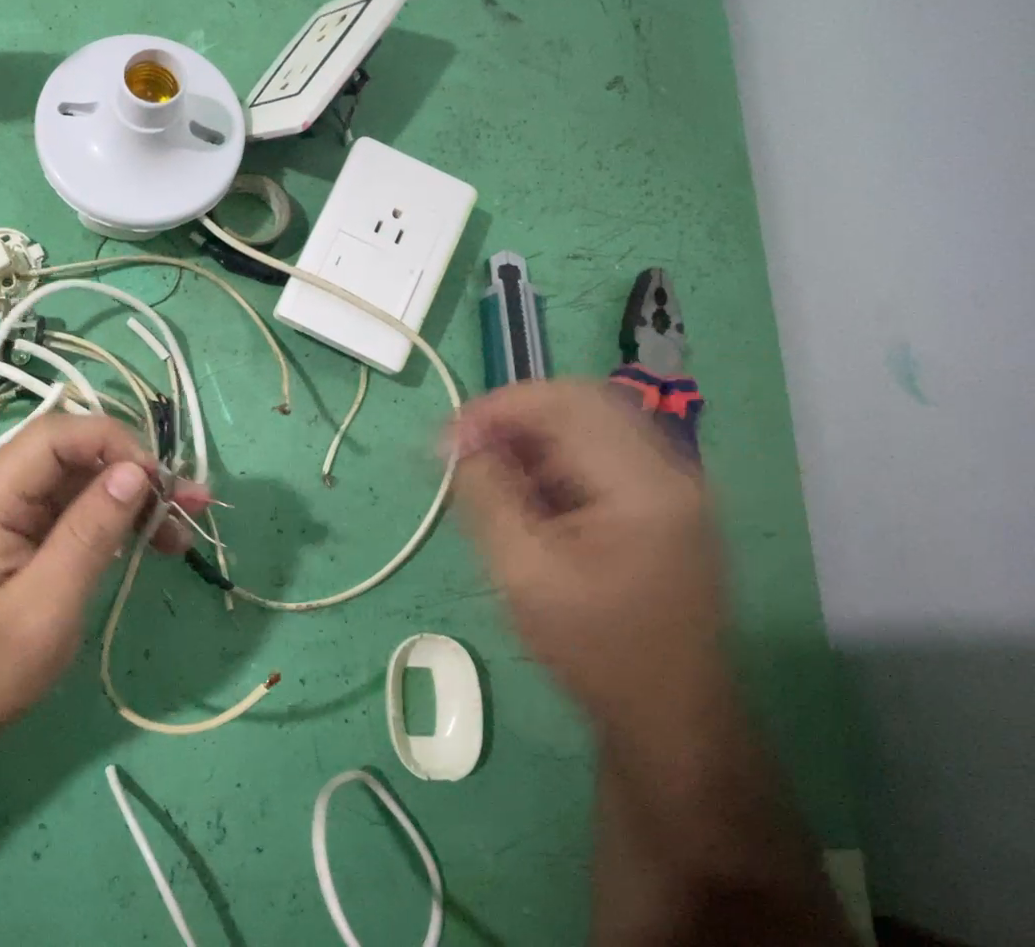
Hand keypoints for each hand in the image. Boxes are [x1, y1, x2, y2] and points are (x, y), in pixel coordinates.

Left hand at [0, 415, 207, 745]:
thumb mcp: (47, 606)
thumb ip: (89, 533)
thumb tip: (134, 471)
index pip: (50, 438)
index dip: (109, 442)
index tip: (159, 478)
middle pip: (70, 457)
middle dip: (132, 471)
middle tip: (190, 503)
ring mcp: (9, 519)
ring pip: (79, 484)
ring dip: (132, 499)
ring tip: (183, 530)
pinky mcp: (23, 541)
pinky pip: (74, 514)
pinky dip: (115, 523)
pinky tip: (153, 542)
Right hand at [448, 381, 729, 721]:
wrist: (669, 714)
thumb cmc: (593, 648)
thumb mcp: (522, 572)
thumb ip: (486, 496)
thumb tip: (452, 441)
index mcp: (644, 484)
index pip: (565, 404)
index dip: (495, 409)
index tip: (443, 442)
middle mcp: (670, 470)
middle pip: (582, 403)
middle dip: (511, 418)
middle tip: (460, 453)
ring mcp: (673, 487)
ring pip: (590, 426)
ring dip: (530, 439)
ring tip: (484, 477)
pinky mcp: (664, 506)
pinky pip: (601, 456)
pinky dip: (553, 461)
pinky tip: (523, 498)